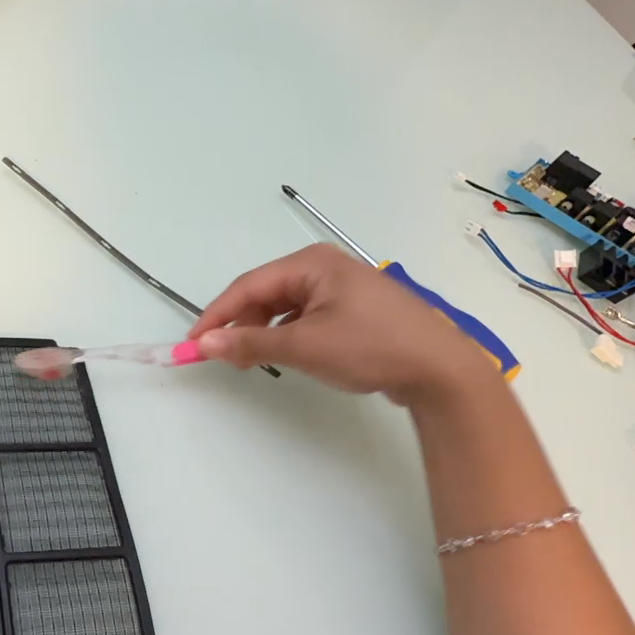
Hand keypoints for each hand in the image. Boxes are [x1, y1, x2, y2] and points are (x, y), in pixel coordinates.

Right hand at [188, 244, 495, 405]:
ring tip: (248, 360)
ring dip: (261, 331)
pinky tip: (282, 354)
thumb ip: (250, 344)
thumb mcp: (304, 347)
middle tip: (220, 356)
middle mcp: (323, 266)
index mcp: (311, 263)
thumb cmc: (371, 347)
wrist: (442, 371)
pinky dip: (285, 334)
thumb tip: (204, 345)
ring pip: (283, 306)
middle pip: (264, 293)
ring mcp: (341, 286)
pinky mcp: (353, 307)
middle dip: (238, 324)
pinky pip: (304, 315)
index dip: (215, 316)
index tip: (192, 343)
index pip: (247, 286)